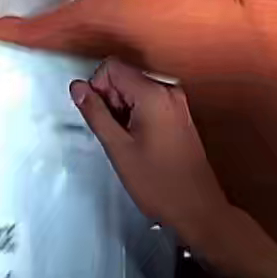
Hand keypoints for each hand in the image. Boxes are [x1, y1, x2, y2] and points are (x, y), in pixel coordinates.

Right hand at [70, 59, 234, 243]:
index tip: (101, 116)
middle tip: (115, 133)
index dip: (98, 88)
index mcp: (152, 93)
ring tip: (130, 141)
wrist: (199, 211)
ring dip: (124, 108)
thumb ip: (95, 113)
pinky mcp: (179, 112)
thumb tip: (77, 88)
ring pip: (135, 88)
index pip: (112, 67)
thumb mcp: (118, 148)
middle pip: (124, 76)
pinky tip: (141, 142)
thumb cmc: (161, 184)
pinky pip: (149, 99)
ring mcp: (176, 101)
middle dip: (111, 100)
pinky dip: (138, 114)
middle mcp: (167, 90)